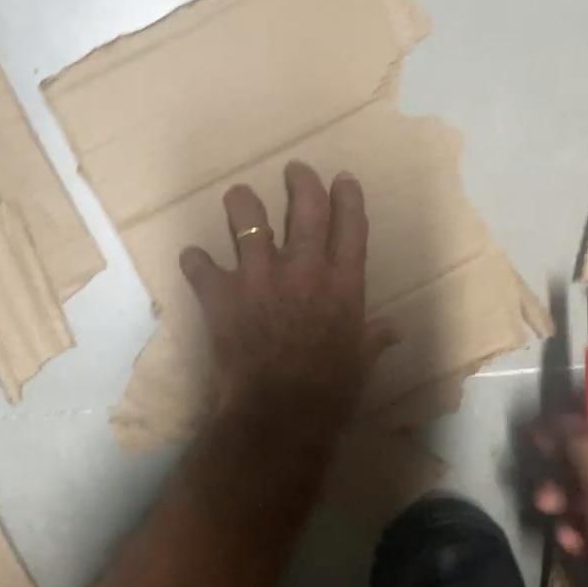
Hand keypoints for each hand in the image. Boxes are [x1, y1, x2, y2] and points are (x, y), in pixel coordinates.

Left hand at [180, 162, 396, 439]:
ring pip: (248, 218)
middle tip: (294, 170)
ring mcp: (259, 277)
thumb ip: (373, 338)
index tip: (342, 179)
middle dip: (300, 181)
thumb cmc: (328, 393)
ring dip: (241, 202)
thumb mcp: (360, 363)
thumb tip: (393, 329)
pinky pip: (200, 264)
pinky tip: (195, 260)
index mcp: (343, 284)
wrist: (278, 415)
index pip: (351, 225)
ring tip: (238, 197)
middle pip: (305, 206)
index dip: (347, 196)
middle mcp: (304, 270)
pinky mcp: (222, 294)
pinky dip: (195, 261)